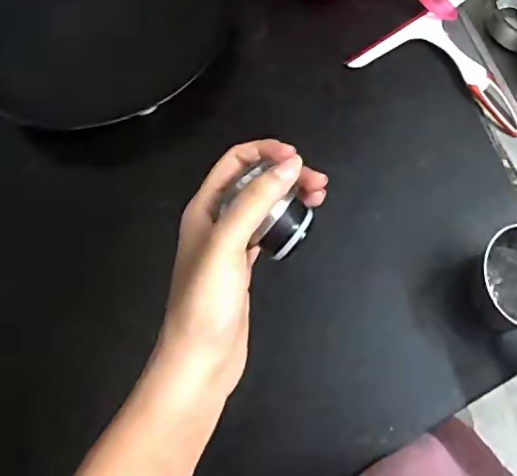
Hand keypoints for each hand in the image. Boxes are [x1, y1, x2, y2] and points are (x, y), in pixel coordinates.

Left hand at [78, 141, 327, 475]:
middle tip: (317, 182)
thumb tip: (290, 163)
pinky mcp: (244, 262)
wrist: (198, 364)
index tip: (296, 158)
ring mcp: (231, 241)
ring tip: (318, 196)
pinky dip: (287, 216)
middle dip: (286, 172)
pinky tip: (301, 220)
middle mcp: (217, 219)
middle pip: (255, 179)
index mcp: (205, 207)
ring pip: (265, 201)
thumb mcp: (229, 243)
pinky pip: (269, 225)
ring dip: (291, 192)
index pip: (236, 160)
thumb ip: (258, 199)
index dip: (266, 151)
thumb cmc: (206, 303)